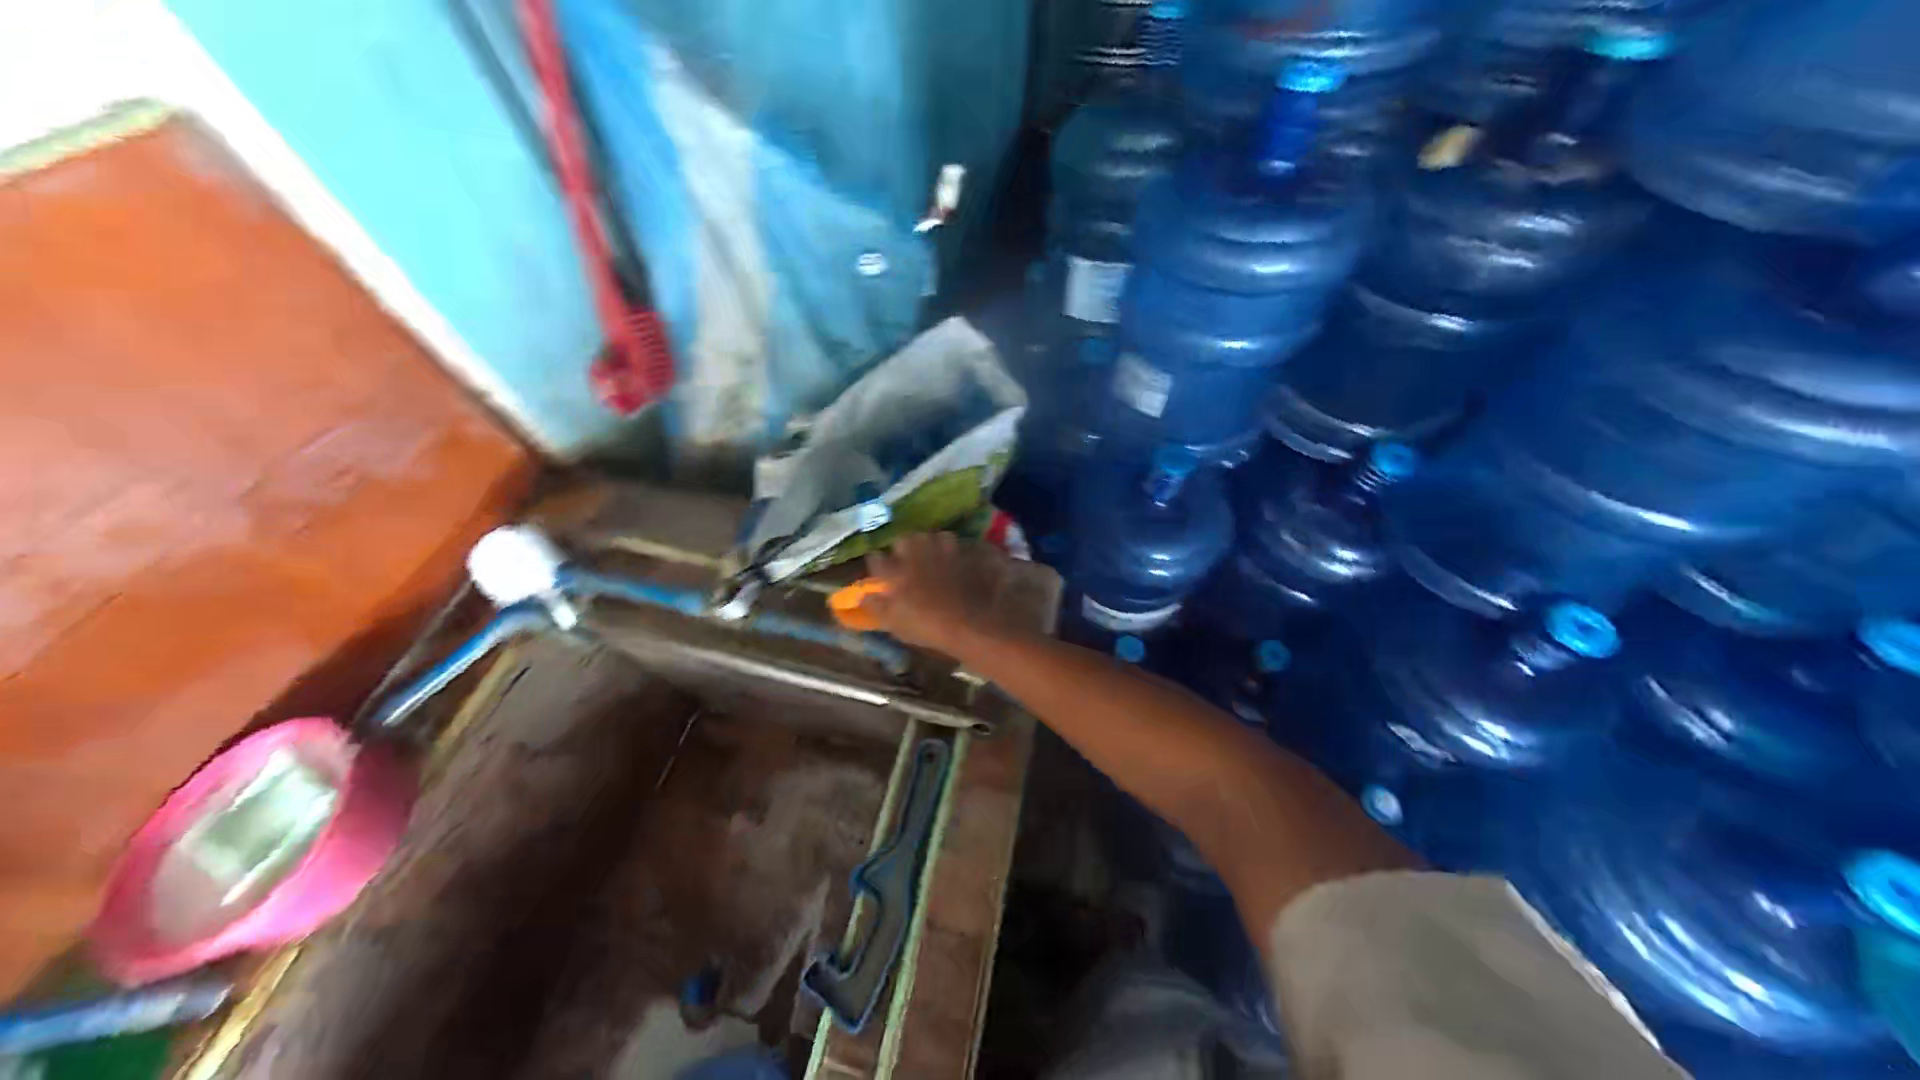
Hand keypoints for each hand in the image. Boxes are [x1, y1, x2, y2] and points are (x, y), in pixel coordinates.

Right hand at [863, 533, 1016, 657]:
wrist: (971, 623)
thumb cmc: (928, 627)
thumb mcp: (895, 624)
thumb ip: (876, 607)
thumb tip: (862, 595)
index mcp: (896, 572)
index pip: (877, 559)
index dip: (876, 562)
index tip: (877, 567)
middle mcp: (917, 554)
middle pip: (904, 540)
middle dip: (902, 547)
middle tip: (906, 560)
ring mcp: (944, 551)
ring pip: (932, 536)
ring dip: (930, 544)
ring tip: (933, 556)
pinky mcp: (966, 554)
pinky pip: (959, 545)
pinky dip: (956, 551)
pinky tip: (957, 560)